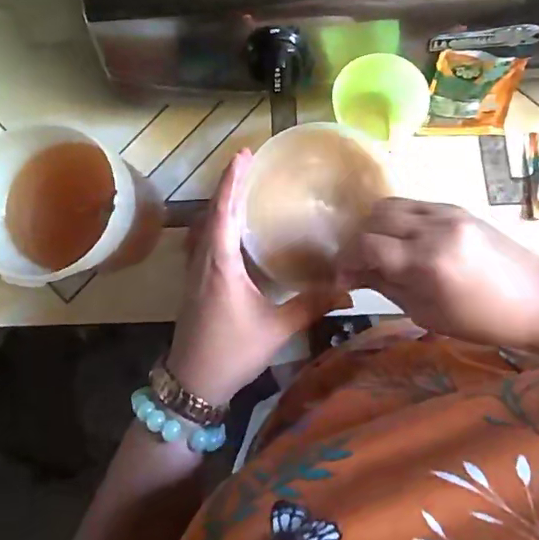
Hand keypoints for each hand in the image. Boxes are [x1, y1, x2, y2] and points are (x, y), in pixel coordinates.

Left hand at [166, 149, 341, 405]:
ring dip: (220, 201)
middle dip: (228, 184)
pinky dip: (217, 222)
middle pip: (211, 212)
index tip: (244, 155)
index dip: (232, 181)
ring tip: (240, 185)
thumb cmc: (231, 353)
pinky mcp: (196, 283)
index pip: (224, 212)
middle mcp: (203, 261)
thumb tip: (348, 289)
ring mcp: (195, 272)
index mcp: (220, 265)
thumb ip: (311, 305)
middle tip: (247, 161)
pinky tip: (232, 227)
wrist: (191, 384)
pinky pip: (205, 240)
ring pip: (205, 226)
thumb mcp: (276, 328)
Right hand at [338, 199, 538, 351]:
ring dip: (375, 226)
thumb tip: (353, 275)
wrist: (537, 297)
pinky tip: (403, 240)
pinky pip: (414, 205)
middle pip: (374, 219)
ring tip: (378, 251)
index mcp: (427, 262)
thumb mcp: (429, 313)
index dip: (346, 261)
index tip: (341, 279)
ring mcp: (446, 213)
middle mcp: (433, 228)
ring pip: (391, 205)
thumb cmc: (483, 320)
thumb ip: (387, 287)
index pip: (367, 245)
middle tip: (357, 265)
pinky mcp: (456, 208)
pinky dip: (398, 219)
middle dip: (357, 241)